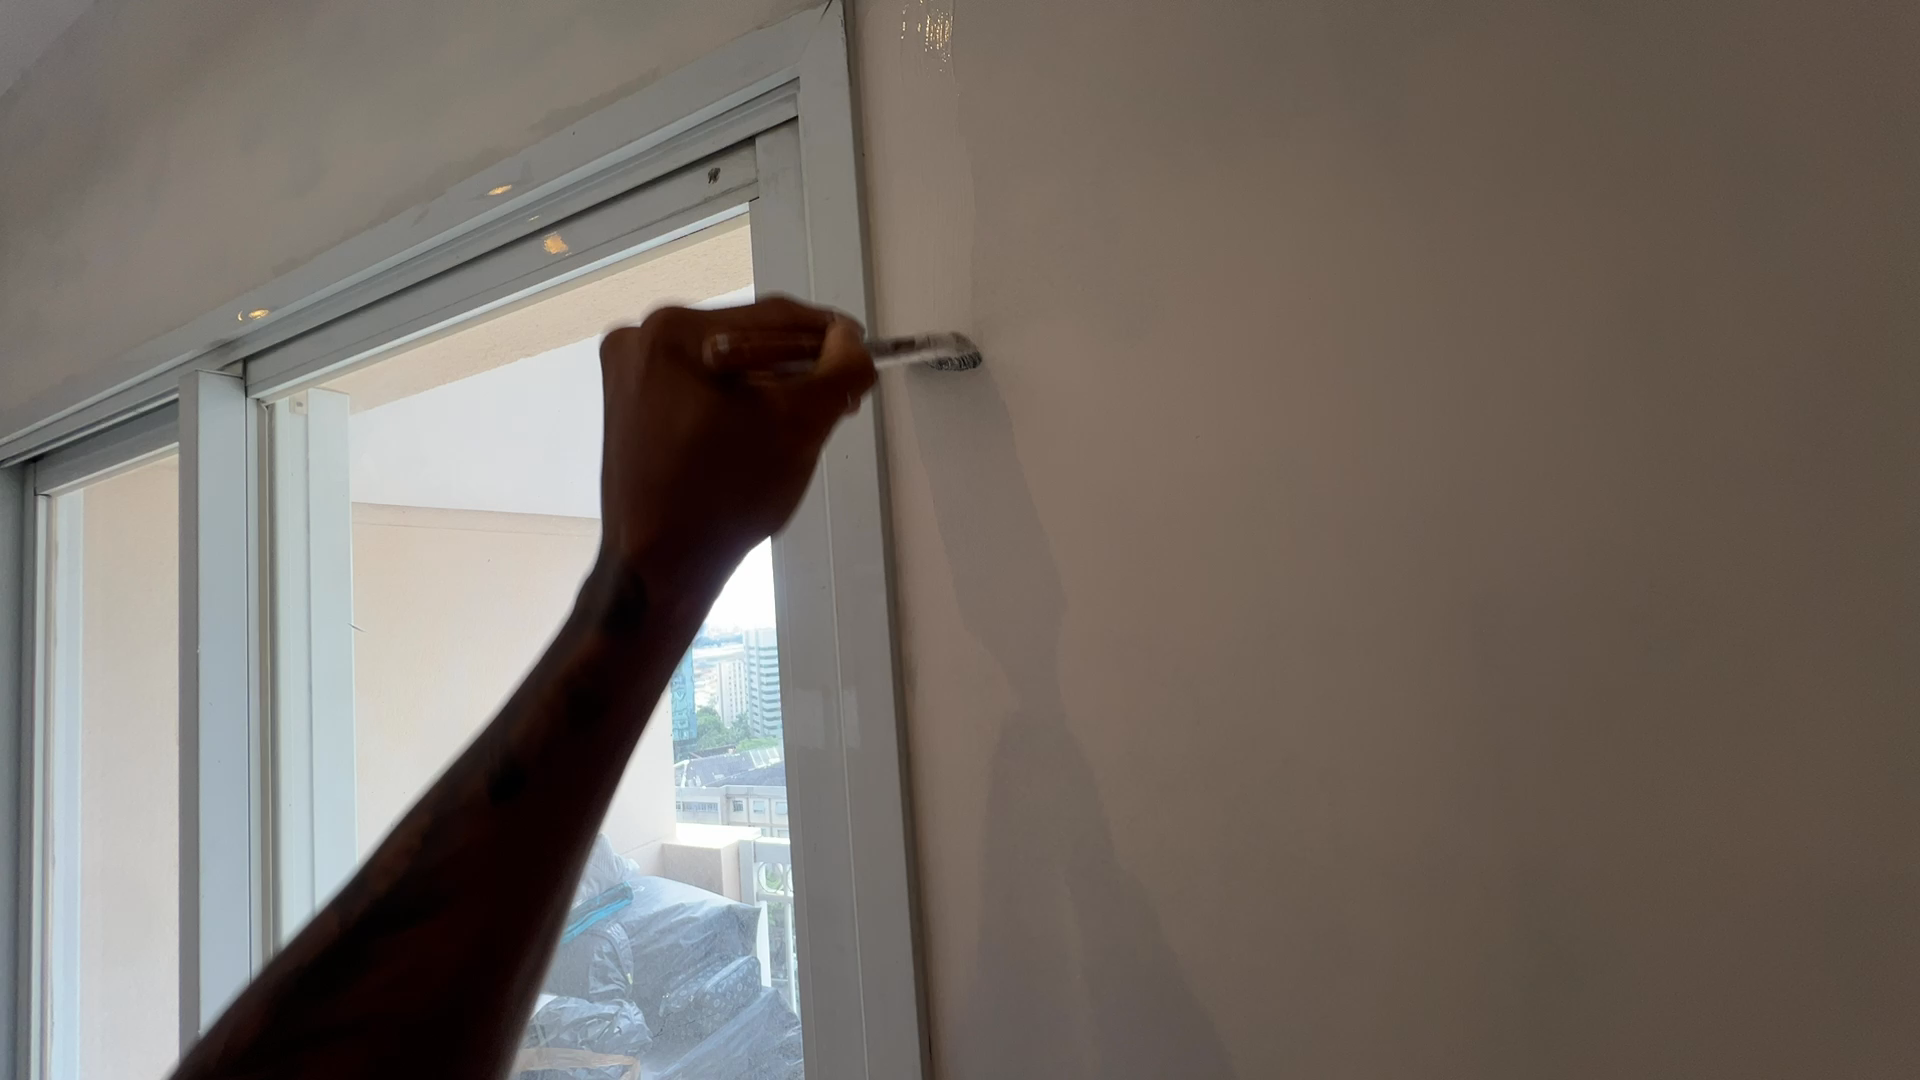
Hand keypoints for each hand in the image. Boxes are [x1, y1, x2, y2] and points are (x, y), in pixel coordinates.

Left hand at [595, 297, 874, 590]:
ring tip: (799, 426)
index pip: (776, 317)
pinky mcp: (629, 406)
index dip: (830, 336)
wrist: (659, 564)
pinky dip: (736, 404)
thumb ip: (839, 373)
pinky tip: (756, 436)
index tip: (862, 357)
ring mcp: (629, 373)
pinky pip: (701, 389)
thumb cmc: (728, 496)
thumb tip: (852, 344)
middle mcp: (642, 338)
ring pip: (727, 366)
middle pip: (748, 339)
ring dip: (769, 388)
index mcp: (676, 332)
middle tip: (836, 402)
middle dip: (797, 369)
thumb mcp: (800, 427)